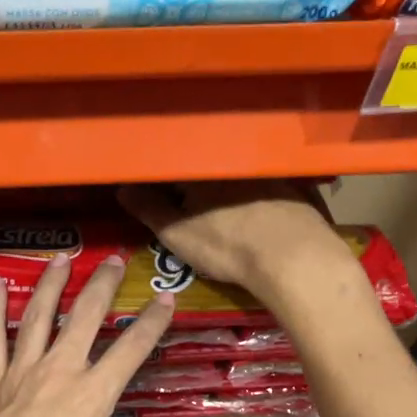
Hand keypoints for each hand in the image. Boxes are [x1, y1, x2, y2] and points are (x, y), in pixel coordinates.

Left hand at [0, 253, 175, 416]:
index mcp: (93, 396)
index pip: (132, 349)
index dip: (152, 321)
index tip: (165, 298)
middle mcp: (59, 372)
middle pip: (85, 316)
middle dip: (102, 284)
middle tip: (113, 260)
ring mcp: (21, 372)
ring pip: (38, 315)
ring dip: (51, 283)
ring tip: (62, 258)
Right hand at [116, 181, 341, 292]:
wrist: (295, 258)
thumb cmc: (227, 246)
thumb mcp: (176, 233)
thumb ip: (148, 208)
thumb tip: (121, 188)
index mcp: (201, 168)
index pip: (172, 165)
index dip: (160, 179)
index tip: (154, 191)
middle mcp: (234, 159)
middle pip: (205, 166)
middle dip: (193, 179)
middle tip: (187, 203)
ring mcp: (267, 170)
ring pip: (237, 172)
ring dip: (226, 184)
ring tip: (220, 207)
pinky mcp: (295, 184)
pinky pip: (266, 181)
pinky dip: (256, 191)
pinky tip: (256, 210)